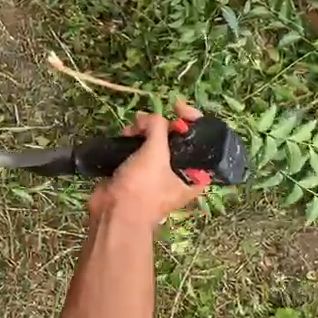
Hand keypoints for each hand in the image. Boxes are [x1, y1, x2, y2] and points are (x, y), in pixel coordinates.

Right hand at [91, 101, 209, 226]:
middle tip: (144, 122)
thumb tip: (149, 117)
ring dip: (143, 131)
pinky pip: (140, 148)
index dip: (192, 119)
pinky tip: (124, 136)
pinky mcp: (138, 171)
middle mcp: (180, 171)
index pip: (202, 139)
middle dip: (159, 125)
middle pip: (175, 137)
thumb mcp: (155, 155)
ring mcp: (158, 171)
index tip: (175, 106)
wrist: (115, 212)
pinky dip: (133, 139)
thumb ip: (158, 129)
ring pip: (155, 141)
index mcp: (195, 173)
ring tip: (129, 131)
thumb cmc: (143, 187)